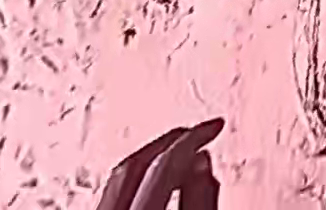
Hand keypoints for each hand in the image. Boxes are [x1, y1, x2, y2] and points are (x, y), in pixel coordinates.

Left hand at [94, 118, 223, 209]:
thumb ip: (200, 200)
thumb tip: (203, 158)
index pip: (163, 163)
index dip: (195, 137)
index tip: (215, 125)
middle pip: (133, 164)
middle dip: (171, 140)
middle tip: (200, 130)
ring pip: (118, 176)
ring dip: (152, 157)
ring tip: (182, 151)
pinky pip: (110, 192)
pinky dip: (134, 178)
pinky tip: (153, 179)